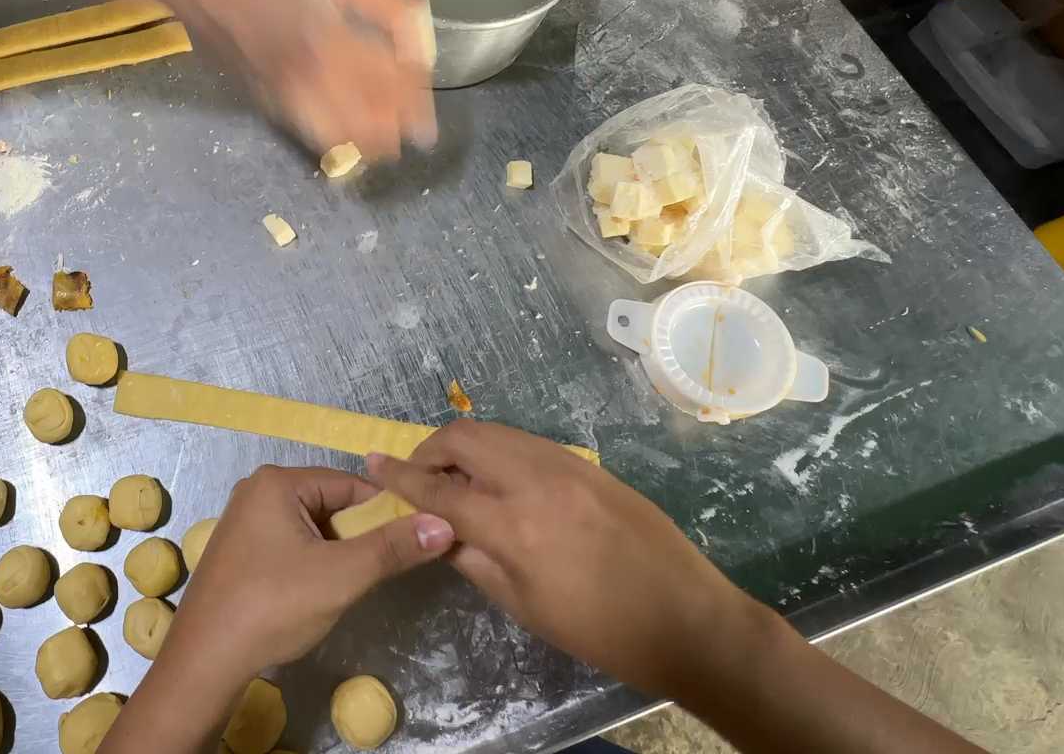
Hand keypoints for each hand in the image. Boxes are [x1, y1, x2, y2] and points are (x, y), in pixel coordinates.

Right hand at [159, 0, 434, 159]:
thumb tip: (414, 33)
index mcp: (331, 39)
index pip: (390, 85)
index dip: (417, 97)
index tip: (429, 98)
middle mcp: (308, 78)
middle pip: (368, 121)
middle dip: (397, 126)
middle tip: (417, 127)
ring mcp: (282, 96)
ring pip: (337, 137)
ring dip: (368, 141)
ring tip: (388, 141)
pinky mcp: (261, 101)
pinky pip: (305, 133)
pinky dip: (333, 139)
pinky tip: (344, 135)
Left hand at [169, 465, 453, 678]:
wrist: (206, 658)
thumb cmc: (273, 605)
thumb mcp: (340, 576)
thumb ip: (391, 548)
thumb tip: (442, 523)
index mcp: (278, 482)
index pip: (349, 484)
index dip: (386, 511)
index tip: (417, 538)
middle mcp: (258, 490)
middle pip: (329, 503)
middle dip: (359, 534)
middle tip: (384, 568)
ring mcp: (245, 519)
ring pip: (311, 525)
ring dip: (337, 550)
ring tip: (352, 582)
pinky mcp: (241, 548)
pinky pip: (290, 542)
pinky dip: (313, 560)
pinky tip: (320, 590)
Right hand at [367, 421, 771, 702]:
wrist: (692, 621)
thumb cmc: (602, 630)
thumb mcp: (525, 606)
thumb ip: (471, 558)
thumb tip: (436, 527)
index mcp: (515, 526)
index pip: (438, 492)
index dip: (399, 478)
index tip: (371, 462)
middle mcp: (535, 481)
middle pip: (462, 438)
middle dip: (428, 449)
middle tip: (418, 476)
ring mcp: (565, 465)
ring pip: (494, 431)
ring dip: (463, 446)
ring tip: (456, 477)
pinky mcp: (586, 463)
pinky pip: (525, 441)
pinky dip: (497, 449)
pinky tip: (499, 478)